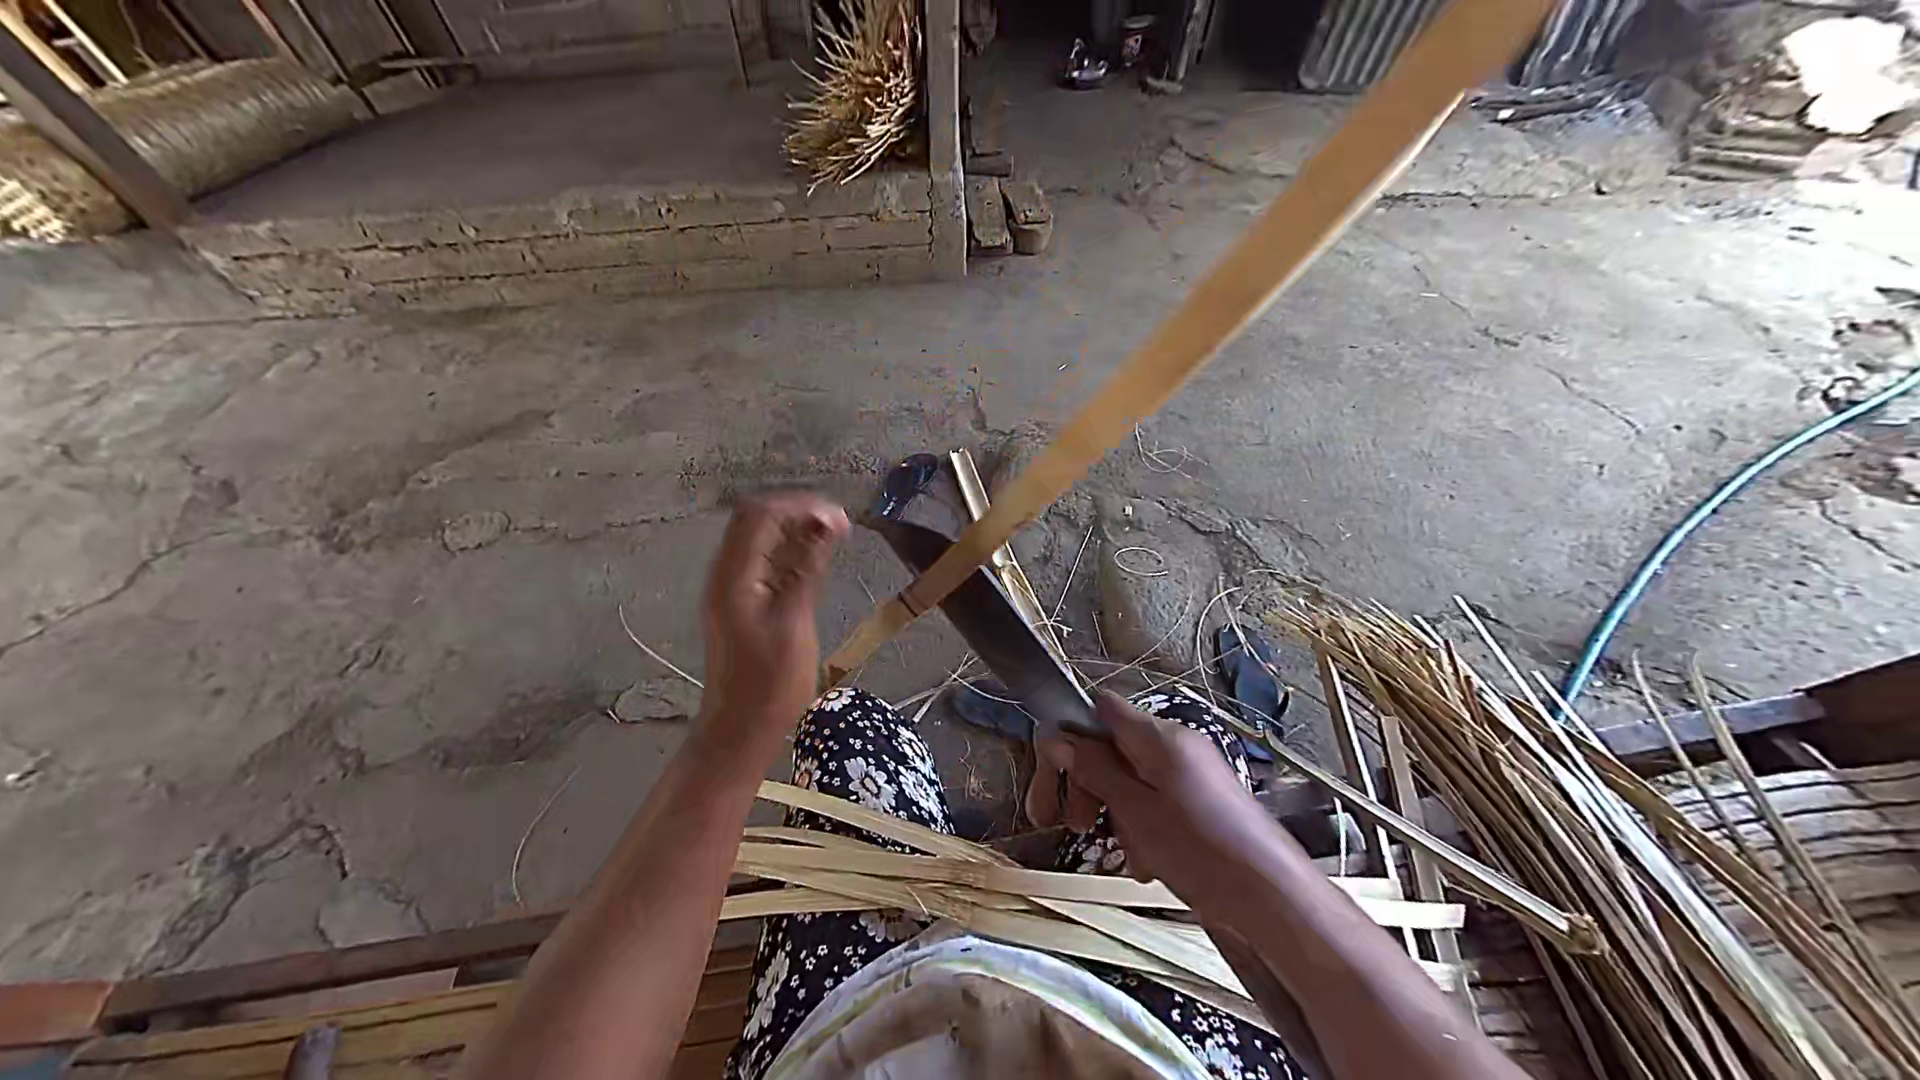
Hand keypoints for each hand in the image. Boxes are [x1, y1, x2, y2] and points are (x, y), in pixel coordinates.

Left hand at [698, 492, 848, 755]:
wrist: (740, 730)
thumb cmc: (769, 684)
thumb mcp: (794, 623)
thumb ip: (807, 568)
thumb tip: (828, 523)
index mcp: (733, 576)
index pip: (760, 515)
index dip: (800, 506)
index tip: (839, 519)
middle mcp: (727, 573)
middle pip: (757, 519)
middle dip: (799, 513)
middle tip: (839, 525)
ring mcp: (733, 586)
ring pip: (762, 537)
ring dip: (797, 530)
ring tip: (835, 537)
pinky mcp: (744, 600)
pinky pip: (766, 560)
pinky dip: (792, 552)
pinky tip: (818, 559)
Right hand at [1029, 693, 1306, 922]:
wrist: (1276, 897)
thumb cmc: (1204, 852)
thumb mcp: (1136, 812)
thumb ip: (1094, 771)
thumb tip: (1058, 739)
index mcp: (1158, 736)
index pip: (1101, 707)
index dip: (1073, 733)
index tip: (1058, 772)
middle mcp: (1175, 743)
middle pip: (1111, 745)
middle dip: (1087, 781)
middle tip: (1074, 823)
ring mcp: (1191, 770)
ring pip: (1131, 774)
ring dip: (1114, 808)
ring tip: (1122, 850)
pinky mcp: (1203, 797)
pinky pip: (1156, 795)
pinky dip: (1141, 820)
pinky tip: (1146, 858)